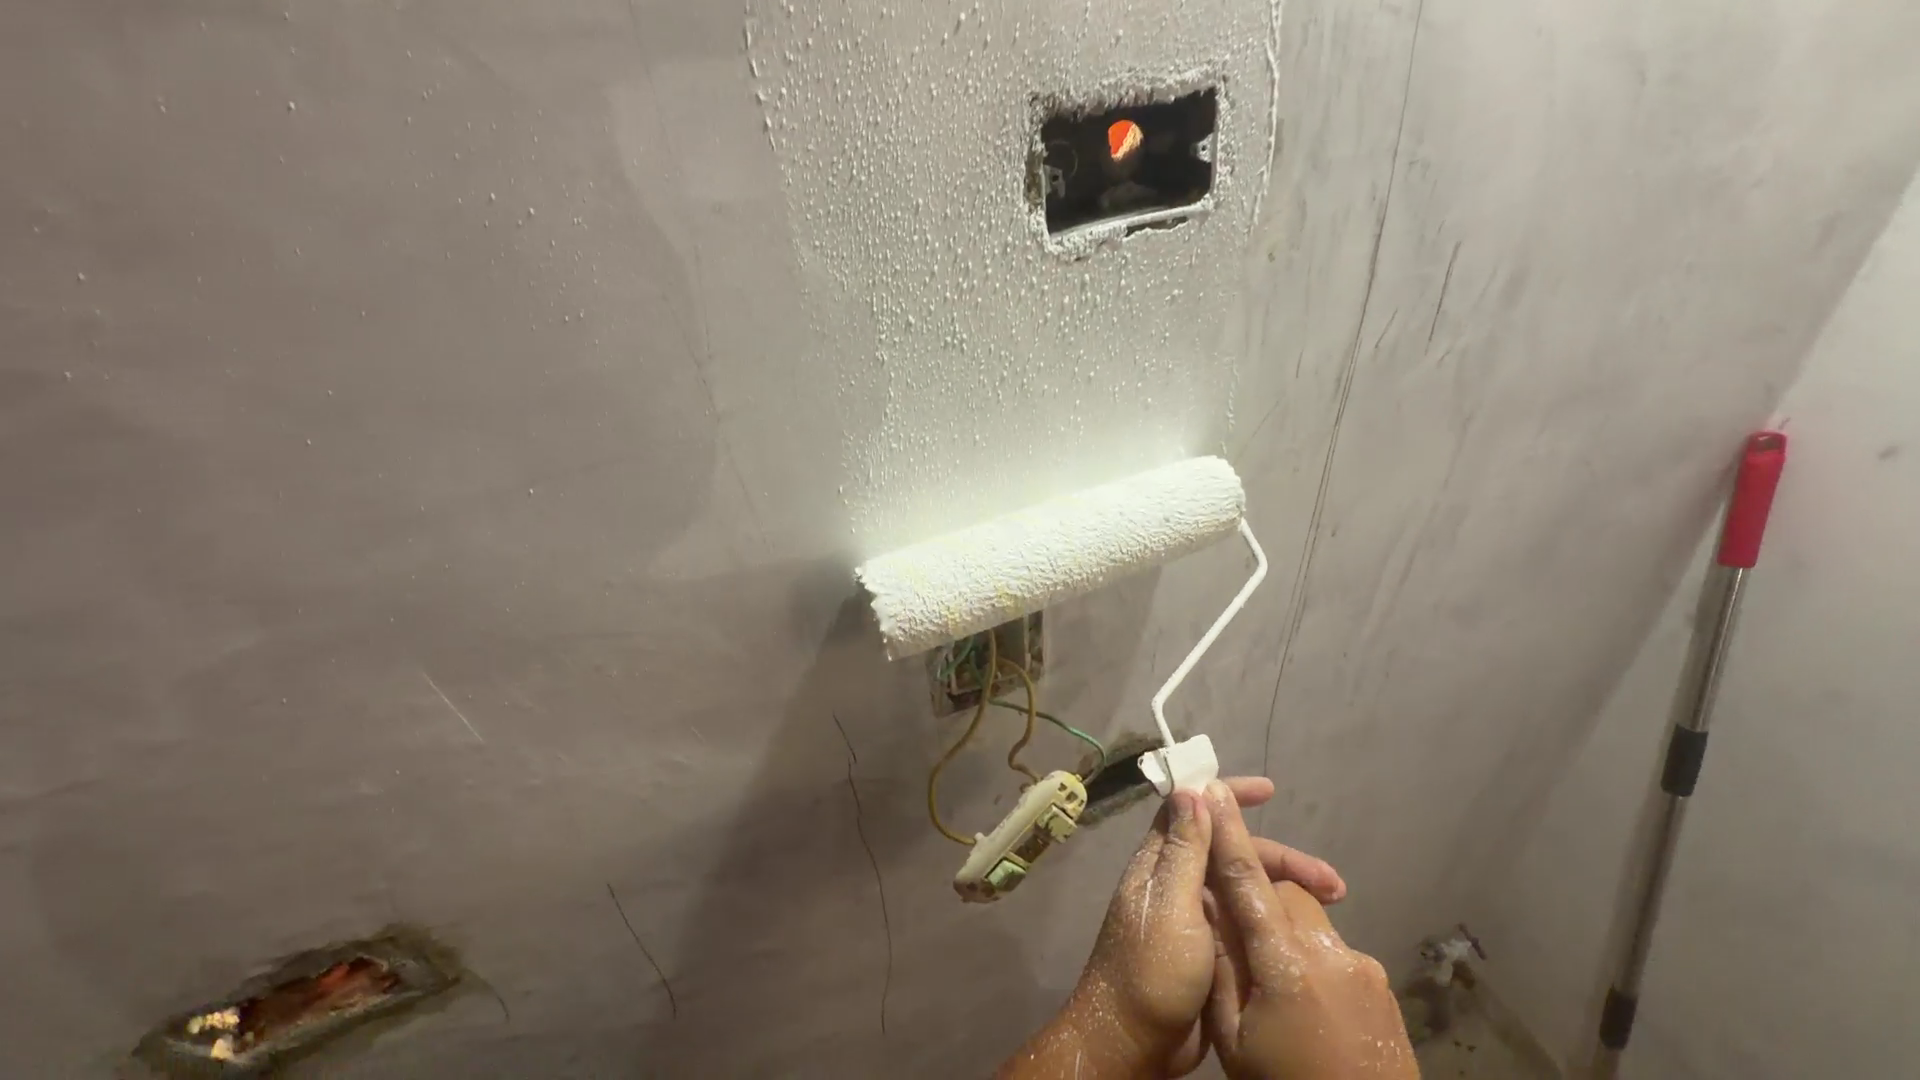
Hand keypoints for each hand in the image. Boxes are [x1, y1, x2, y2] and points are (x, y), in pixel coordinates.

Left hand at [1064, 777, 1345, 1076]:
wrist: (1132, 1040)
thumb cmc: (1150, 967)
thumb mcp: (1171, 903)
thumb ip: (1182, 848)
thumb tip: (1191, 789)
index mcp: (1160, 862)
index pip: (1192, 809)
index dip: (1226, 794)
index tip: (1268, 790)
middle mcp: (1175, 881)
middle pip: (1230, 852)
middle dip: (1278, 856)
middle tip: (1329, 879)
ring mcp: (1191, 916)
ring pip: (1240, 885)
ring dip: (1282, 887)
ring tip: (1333, 906)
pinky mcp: (1206, 949)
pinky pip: (1243, 918)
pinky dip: (1271, 914)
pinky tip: (1303, 928)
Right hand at [1202, 782, 1414, 1079]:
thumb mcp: (1234, 1042)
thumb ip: (1221, 971)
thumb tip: (1209, 916)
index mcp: (1284, 962)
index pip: (1248, 878)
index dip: (1228, 830)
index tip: (1215, 788)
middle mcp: (1328, 950)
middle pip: (1283, 893)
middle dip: (1256, 896)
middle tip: (1236, 933)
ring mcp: (1362, 966)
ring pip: (1309, 921)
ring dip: (1284, 934)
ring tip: (1276, 989)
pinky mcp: (1382, 985)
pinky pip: (1333, 951)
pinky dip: (1310, 961)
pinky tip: (1307, 1008)